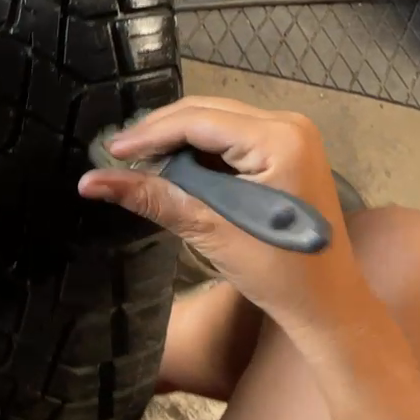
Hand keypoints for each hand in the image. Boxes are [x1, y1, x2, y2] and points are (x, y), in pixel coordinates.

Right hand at [78, 98, 365, 329]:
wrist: (330, 307)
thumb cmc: (277, 273)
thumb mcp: (210, 230)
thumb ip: (151, 196)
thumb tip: (89, 182)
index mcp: (279, 139)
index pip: (197, 122)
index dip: (150, 134)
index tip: (111, 150)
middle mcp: (288, 123)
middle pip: (205, 113)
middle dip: (160, 133)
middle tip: (119, 155)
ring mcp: (291, 133)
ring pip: (215, 119)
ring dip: (177, 138)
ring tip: (140, 160)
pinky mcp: (287, 147)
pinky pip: (230, 133)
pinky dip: (199, 147)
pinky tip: (174, 164)